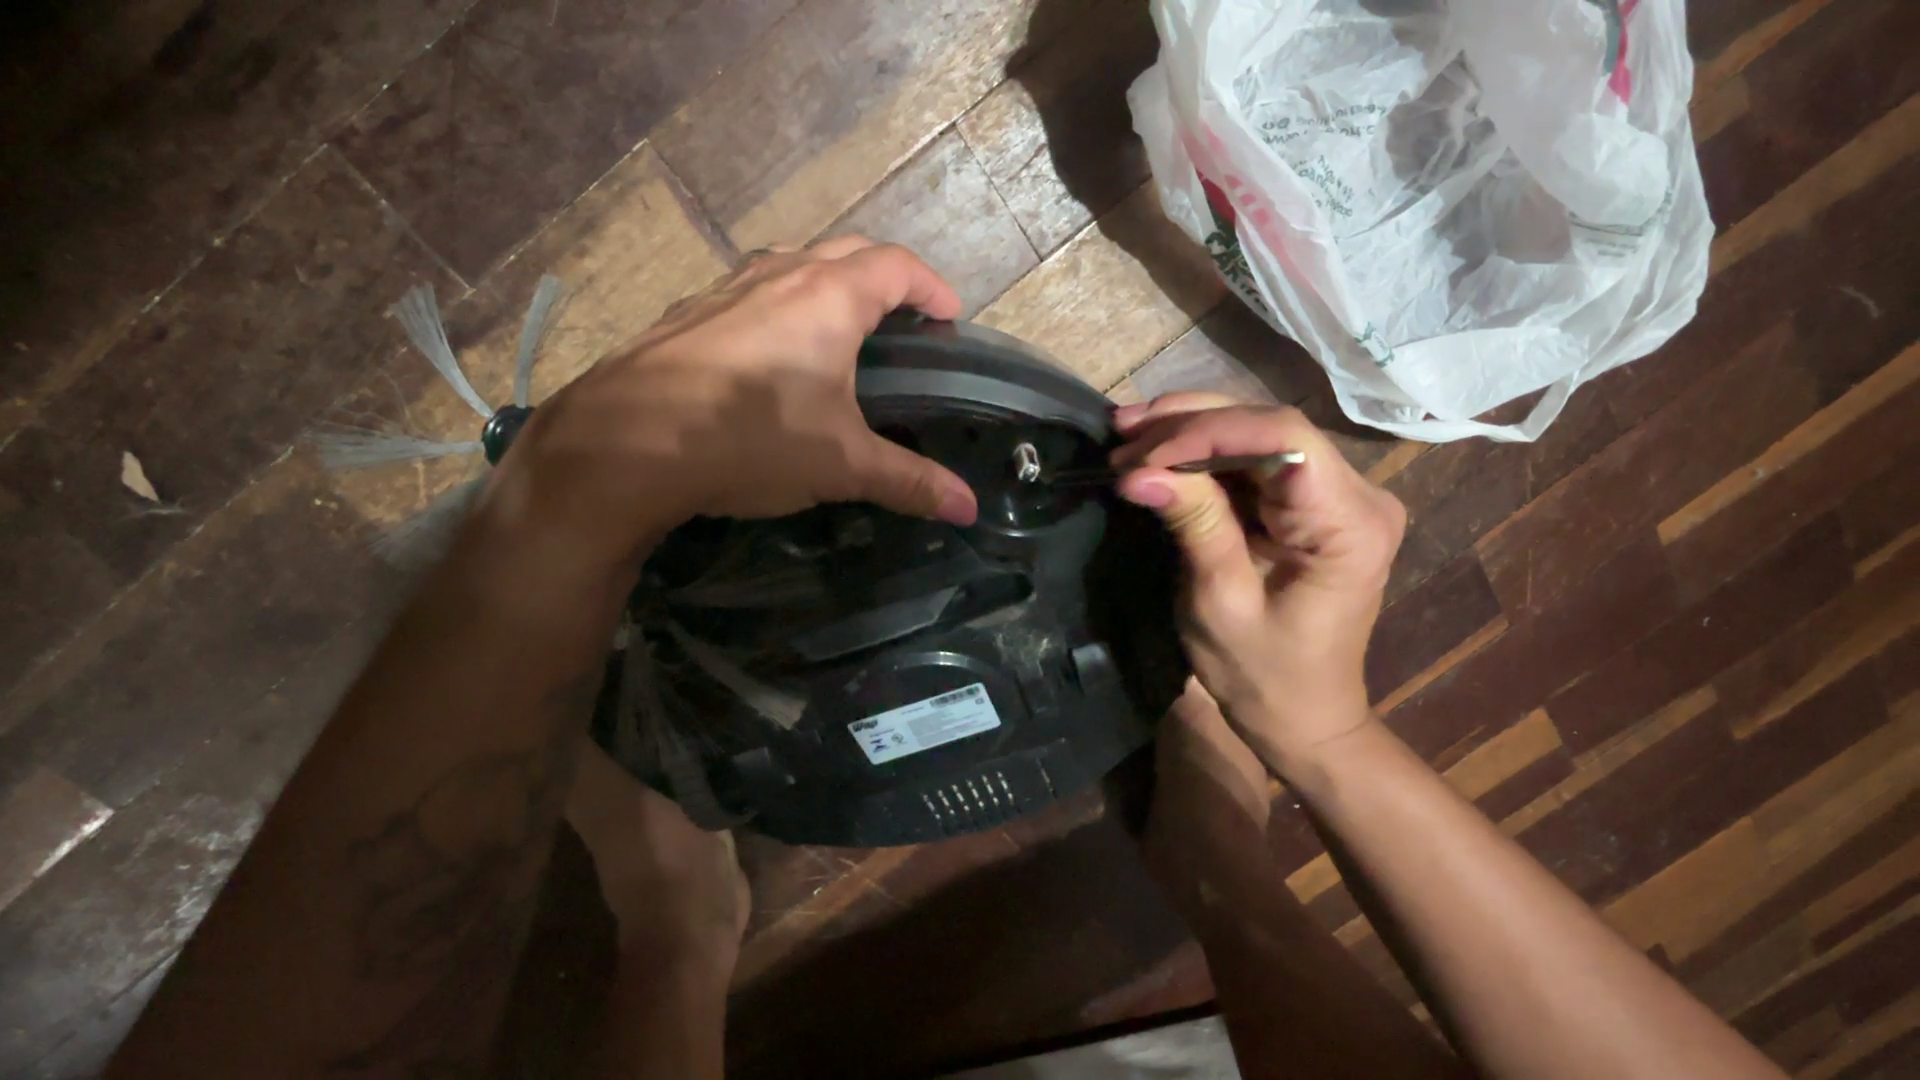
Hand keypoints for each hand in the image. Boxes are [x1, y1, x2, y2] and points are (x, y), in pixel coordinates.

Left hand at [478, 237, 980, 572]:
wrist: (625, 443)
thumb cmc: (750, 439)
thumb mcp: (841, 466)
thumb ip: (909, 482)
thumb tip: (969, 508)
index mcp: (829, 298)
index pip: (897, 266)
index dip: (931, 287)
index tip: (949, 317)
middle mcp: (779, 276)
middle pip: (847, 252)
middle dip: (885, 278)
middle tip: (903, 321)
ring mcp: (726, 290)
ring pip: (792, 264)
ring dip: (827, 284)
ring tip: (840, 331)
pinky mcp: (687, 314)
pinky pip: (749, 292)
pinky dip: (778, 306)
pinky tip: (768, 354)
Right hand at [1111, 394, 1405, 774]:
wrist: (1300, 716)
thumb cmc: (1265, 675)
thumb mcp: (1220, 602)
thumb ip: (1193, 524)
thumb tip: (1137, 470)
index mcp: (1351, 523)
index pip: (1283, 439)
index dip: (1207, 431)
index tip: (1142, 454)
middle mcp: (1357, 494)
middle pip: (1269, 427)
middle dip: (1189, 424)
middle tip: (1121, 434)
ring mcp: (1335, 494)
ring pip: (1256, 435)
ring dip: (1187, 431)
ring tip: (1126, 437)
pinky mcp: (1308, 503)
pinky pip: (1252, 461)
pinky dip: (1199, 454)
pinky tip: (1155, 451)